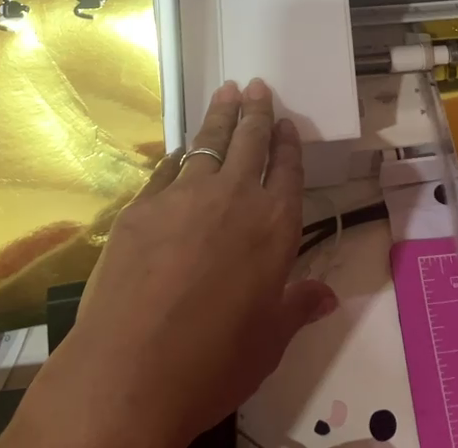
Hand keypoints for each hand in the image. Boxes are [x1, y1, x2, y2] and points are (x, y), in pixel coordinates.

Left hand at [2, 80, 336, 447]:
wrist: (129, 371)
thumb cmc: (214, 361)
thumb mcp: (269, 340)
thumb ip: (298, 307)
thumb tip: (328, 297)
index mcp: (274, 225)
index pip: (288, 170)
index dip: (289, 143)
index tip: (287, 122)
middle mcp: (234, 198)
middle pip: (249, 141)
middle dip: (256, 112)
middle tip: (256, 86)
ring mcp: (184, 197)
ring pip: (207, 143)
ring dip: (219, 116)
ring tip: (225, 92)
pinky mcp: (142, 207)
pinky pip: (167, 168)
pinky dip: (179, 154)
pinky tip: (181, 150)